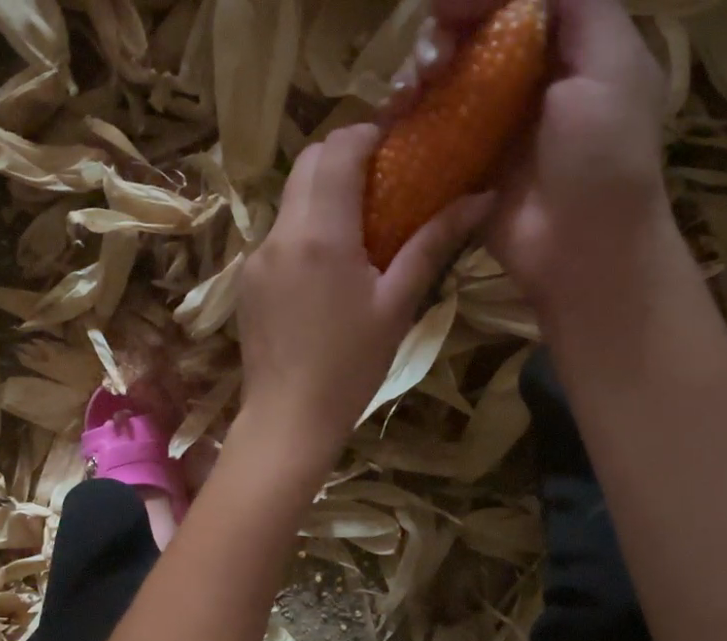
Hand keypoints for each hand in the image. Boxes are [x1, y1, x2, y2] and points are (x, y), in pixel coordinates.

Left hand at [236, 124, 486, 462]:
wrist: (288, 418)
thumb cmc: (350, 367)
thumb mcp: (397, 305)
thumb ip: (432, 244)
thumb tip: (479, 197)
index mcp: (321, 232)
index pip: (338, 148)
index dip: (367, 135)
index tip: (395, 146)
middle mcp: (281, 233)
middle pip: (307, 163)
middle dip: (343, 158)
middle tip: (381, 183)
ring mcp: (256, 257)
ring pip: (289, 200)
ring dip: (322, 197)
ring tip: (357, 231)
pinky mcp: (246, 281)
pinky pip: (277, 237)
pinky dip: (303, 233)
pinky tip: (326, 272)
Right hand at [416, 0, 669, 305]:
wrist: (583, 250)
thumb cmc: (605, 156)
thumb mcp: (610, 63)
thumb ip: (579, 5)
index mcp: (569, 50)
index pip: (515, 4)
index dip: (477, 0)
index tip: (444, 6)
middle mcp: (527, 83)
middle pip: (473, 38)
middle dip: (443, 37)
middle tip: (430, 59)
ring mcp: (493, 127)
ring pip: (444, 82)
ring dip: (419, 77)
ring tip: (408, 93)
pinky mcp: (465, 167)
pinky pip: (429, 132)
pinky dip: (407, 121)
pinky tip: (394, 119)